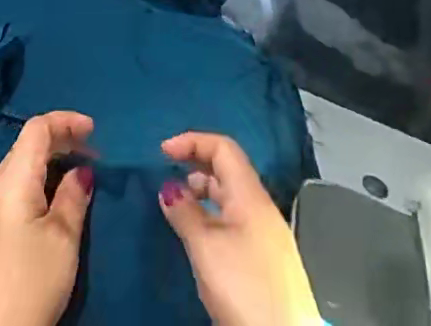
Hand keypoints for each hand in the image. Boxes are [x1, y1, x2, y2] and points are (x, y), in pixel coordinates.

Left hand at [0, 112, 94, 325]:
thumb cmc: (31, 279)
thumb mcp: (62, 239)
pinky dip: (43, 173)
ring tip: (86, 166)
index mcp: (12, 176)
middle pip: (28, 142)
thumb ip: (73, 198)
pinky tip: (62, 188)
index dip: (65, 121)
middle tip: (97, 149)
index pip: (36, 129)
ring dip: (53, 156)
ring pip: (24, 160)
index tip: (95, 128)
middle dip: (61, 137)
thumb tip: (81, 170)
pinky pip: (20, 179)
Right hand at [158, 132, 318, 325]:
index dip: (191, 141)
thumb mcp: (204, 247)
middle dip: (194, 163)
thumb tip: (169, 190)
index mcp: (252, 200)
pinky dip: (211, 212)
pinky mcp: (266, 259)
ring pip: (230, 195)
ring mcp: (267, 236)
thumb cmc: (244, 288)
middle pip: (228, 169)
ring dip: (201, 190)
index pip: (224, 149)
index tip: (162, 153)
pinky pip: (234, 218)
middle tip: (165, 172)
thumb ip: (184, 211)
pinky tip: (196, 231)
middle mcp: (263, 211)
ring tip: (176, 204)